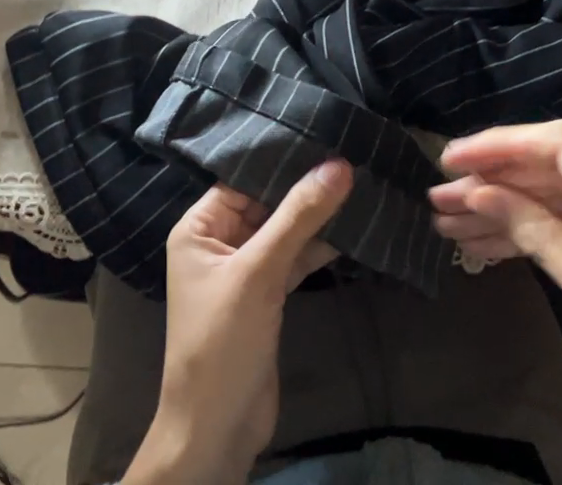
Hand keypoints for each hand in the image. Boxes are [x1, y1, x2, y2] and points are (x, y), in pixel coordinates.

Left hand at [123, 160, 351, 484]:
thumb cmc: (222, 341)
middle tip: (353, 154)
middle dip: (306, 187)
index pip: (242, 179)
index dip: (281, 159)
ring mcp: (244, 271)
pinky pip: (294, 259)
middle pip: (266, 202)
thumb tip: (339, 165)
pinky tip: (354, 231)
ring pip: (284, 231)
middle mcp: (218, 242)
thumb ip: (298, 217)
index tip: (325, 134)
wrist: (217, 426)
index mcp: (198, 228)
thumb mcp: (258, 273)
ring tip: (363, 185)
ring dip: (317, 217)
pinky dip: (319, 247)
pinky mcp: (266, 296)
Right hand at [433, 121, 561, 484]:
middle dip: (497, 184)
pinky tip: (502, 245)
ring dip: (516, 210)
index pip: (560, 144)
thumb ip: (540, 235)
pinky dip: (551, 232)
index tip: (449, 162)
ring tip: (455, 227)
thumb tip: (480, 193)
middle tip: (438, 203)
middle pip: (561, 171)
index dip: (498, 145)